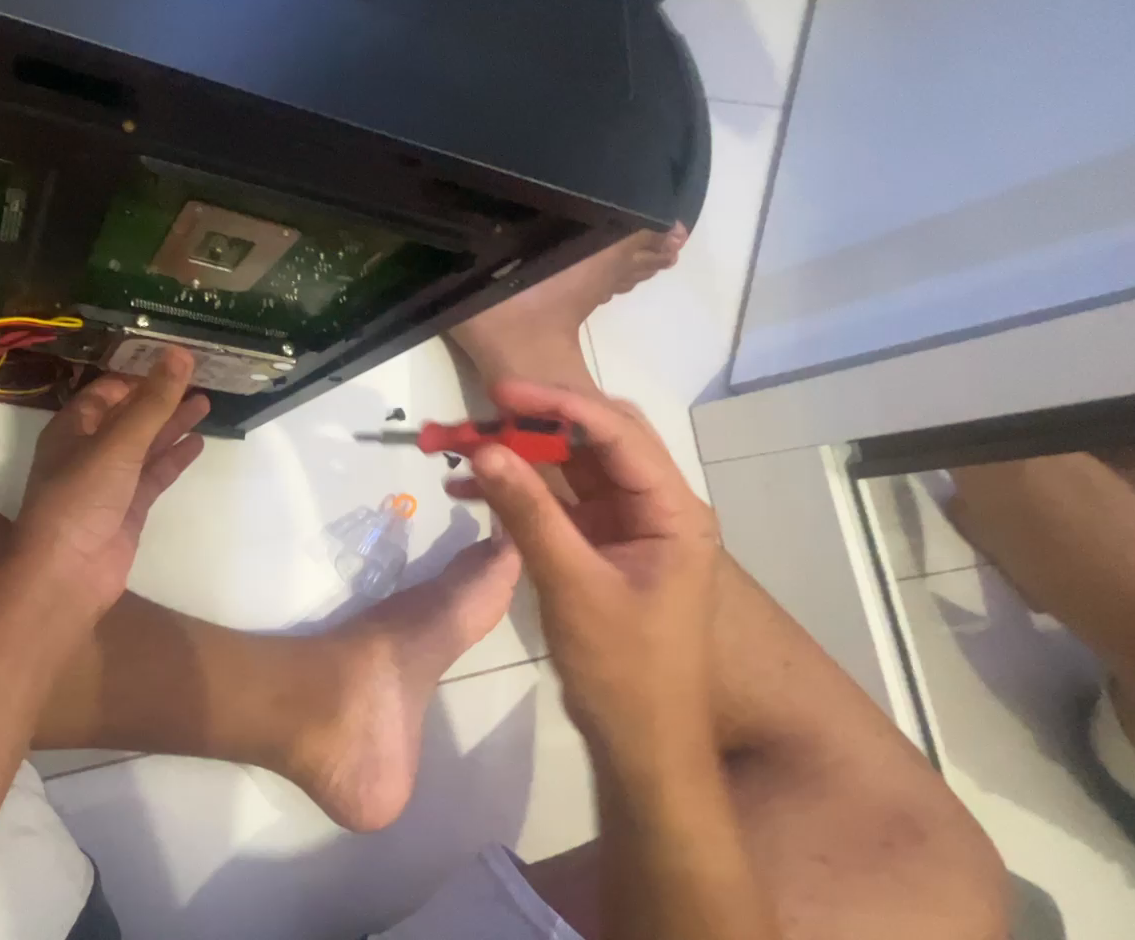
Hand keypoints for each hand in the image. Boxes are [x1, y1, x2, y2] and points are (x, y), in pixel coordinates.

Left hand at [10, 347, 209, 619]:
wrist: (66, 575)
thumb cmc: (80, 499)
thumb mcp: (117, 444)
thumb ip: (152, 402)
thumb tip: (180, 354)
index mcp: (73, 428)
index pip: (108, 390)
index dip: (139, 374)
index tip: (174, 362)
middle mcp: (89, 450)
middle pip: (130, 415)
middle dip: (161, 397)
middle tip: (199, 377)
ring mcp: (110, 481)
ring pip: (146, 444)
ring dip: (172, 424)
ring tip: (205, 403)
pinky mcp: (128, 507)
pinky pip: (154, 474)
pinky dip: (174, 458)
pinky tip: (198, 442)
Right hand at [453, 381, 719, 761]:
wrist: (639, 742)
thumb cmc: (623, 668)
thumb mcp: (571, 584)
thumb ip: (528, 512)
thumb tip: (483, 451)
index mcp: (672, 511)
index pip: (617, 433)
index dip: (559, 405)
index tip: (501, 393)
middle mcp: (654, 508)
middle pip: (595, 441)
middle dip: (536, 424)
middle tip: (479, 415)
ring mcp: (625, 526)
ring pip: (570, 468)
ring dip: (519, 455)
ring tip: (462, 447)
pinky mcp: (598, 545)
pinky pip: (555, 501)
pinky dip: (516, 492)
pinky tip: (470, 492)